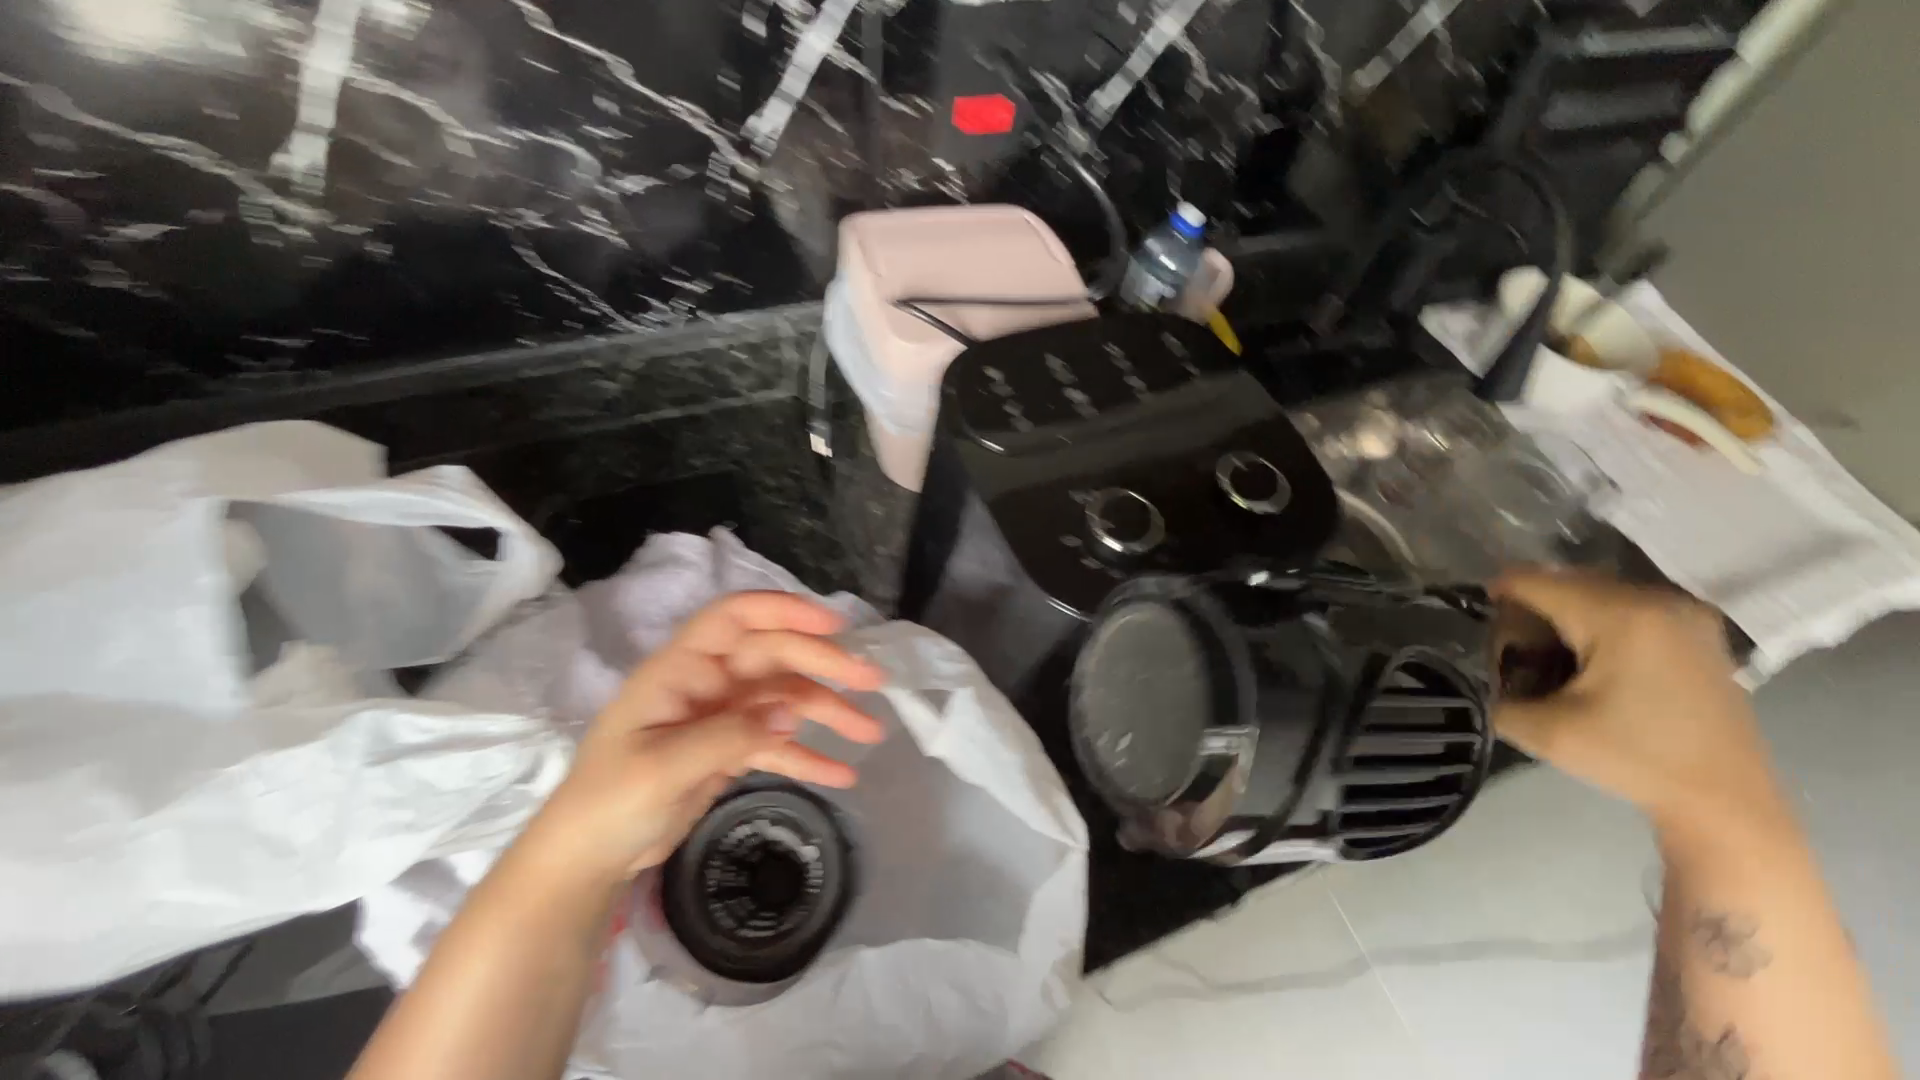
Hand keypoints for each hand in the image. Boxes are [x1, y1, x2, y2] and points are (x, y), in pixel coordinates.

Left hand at [517, 592, 886, 886]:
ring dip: (828, 713)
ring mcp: (720, 717)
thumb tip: (789, 715)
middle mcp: (706, 684)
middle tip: (874, 682)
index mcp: (680, 671)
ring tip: (872, 734)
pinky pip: (778, 745)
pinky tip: (842, 775)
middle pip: (773, 657)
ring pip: (785, 701)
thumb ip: (727, 736)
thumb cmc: (609, 802)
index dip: (784, 611)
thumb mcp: (662, 768)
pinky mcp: (728, 751)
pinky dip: (808, 757)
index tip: (835, 625)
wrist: (587, 858)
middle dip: (825, 664)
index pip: (735, 618)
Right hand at [1491, 570, 1783, 829]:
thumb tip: (1485, 677)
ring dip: (1562, 622)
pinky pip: (1626, 609)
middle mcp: (1656, 599)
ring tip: (1551, 666)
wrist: (1725, 800)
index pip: (1533, 581)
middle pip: (1564, 583)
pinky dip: (1595, 627)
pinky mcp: (1697, 631)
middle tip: (1516, 659)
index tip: (1477, 630)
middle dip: (1529, 616)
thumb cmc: (1636, 760)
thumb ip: (1497, 696)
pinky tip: (1591, 667)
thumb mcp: (1546, 732)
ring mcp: (1684, 613)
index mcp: (1621, 616)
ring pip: (1594, 595)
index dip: (1495, 598)